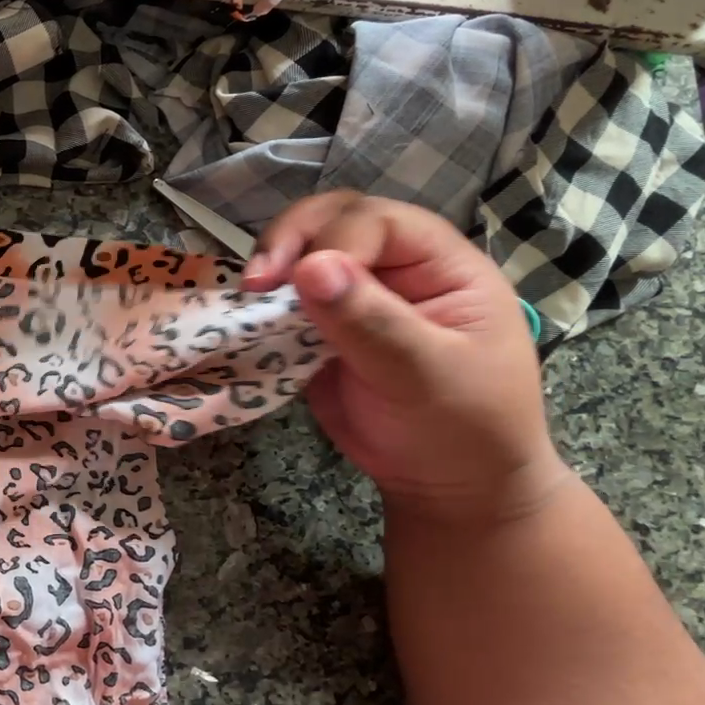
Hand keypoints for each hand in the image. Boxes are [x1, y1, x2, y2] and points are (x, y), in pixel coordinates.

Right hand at [242, 191, 570, 525]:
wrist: (446, 484)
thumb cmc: (462, 426)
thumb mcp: (424, 374)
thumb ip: (370, 320)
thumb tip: (310, 268)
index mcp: (441, 265)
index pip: (375, 222)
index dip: (330, 241)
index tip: (289, 282)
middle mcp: (395, 269)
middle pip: (332, 220)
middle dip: (288, 240)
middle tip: (255, 280)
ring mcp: (353, 299)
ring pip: (299, 255)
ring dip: (267, 270)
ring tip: (245, 299)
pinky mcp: (316, 330)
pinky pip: (280, 302)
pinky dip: (257, 306)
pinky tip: (242, 321)